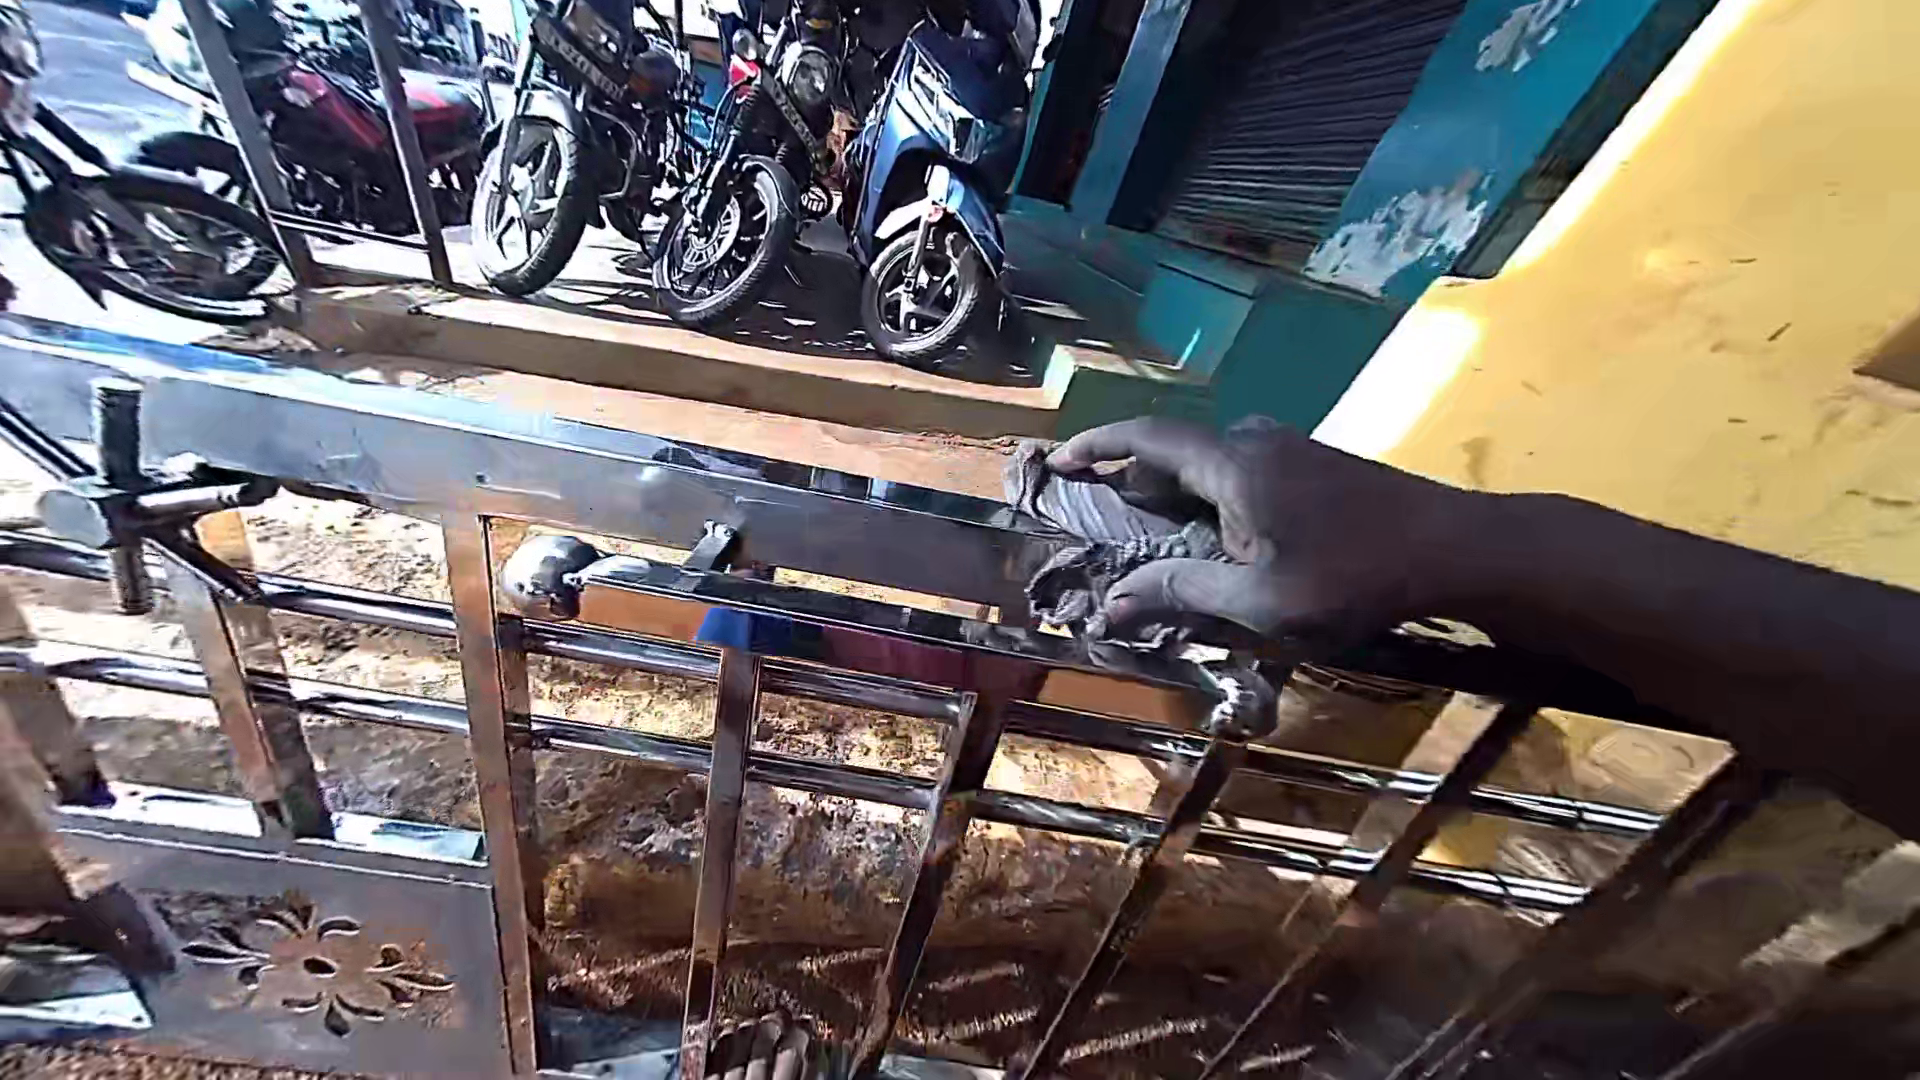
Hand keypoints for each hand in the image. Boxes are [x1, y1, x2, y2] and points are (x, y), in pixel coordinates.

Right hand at [1046, 417, 1480, 652]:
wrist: (1461, 548)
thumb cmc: (1355, 575)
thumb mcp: (1259, 599)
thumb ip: (1179, 591)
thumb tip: (1111, 604)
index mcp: (1232, 464)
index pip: (1146, 437)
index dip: (1096, 444)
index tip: (1061, 461)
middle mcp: (1250, 441)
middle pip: (1170, 450)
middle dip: (1129, 479)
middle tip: (1105, 518)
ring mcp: (1282, 447)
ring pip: (1202, 460)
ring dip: (1168, 489)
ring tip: (1152, 531)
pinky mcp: (1304, 461)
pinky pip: (1232, 468)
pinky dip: (1202, 493)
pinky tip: (1212, 532)